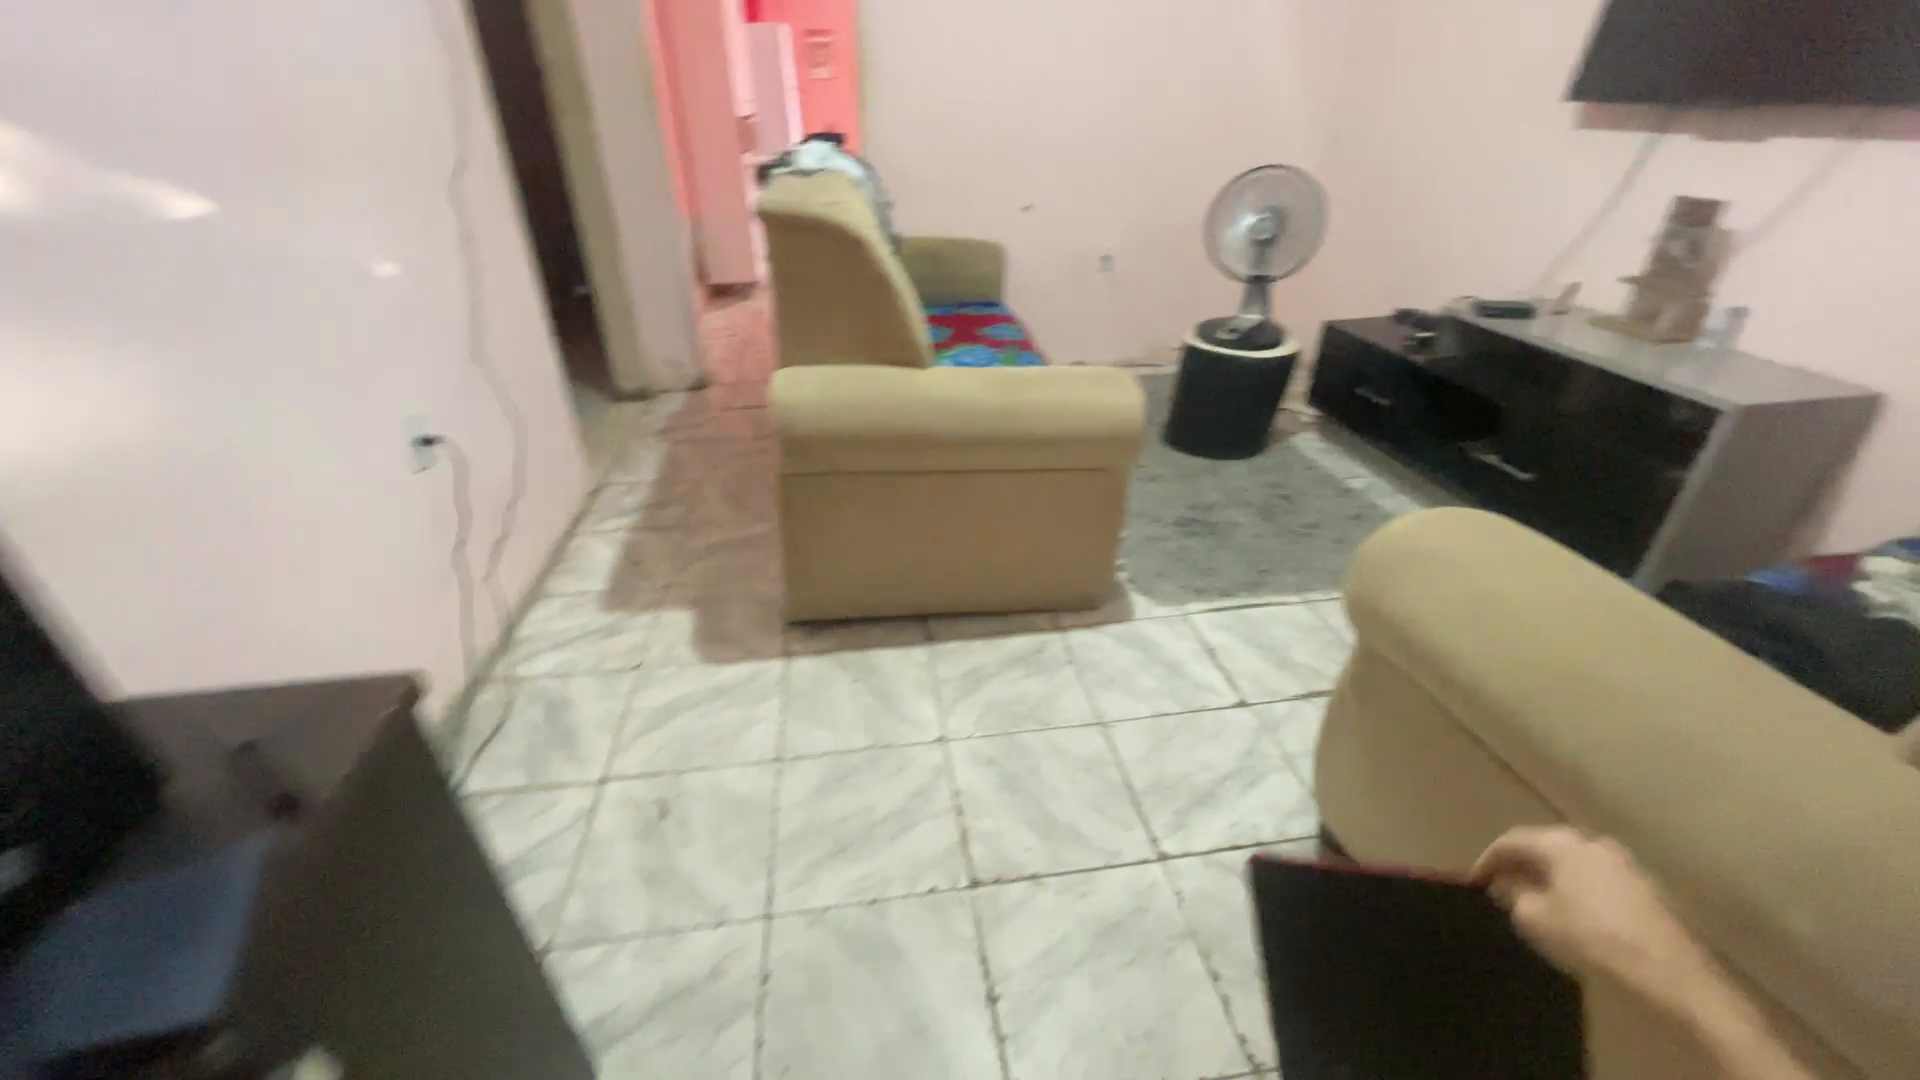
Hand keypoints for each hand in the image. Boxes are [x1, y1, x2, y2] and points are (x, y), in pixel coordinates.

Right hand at [1472, 826, 1716, 1006]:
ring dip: (1548, 873)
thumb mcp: (1535, 918)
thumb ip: (1514, 894)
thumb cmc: (1592, 939)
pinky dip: (1575, 885)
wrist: (1672, 975)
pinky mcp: (1644, 886)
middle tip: (1501, 884)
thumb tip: (1510, 884)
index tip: (1475, 880)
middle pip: (1543, 845)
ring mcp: (1623, 862)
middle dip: (1519, 863)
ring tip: (1534, 897)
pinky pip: (1595, 875)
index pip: (1511, 841)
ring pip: (1571, 860)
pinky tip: (1571, 908)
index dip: (1488, 859)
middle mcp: (1590, 842)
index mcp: (1560, 844)